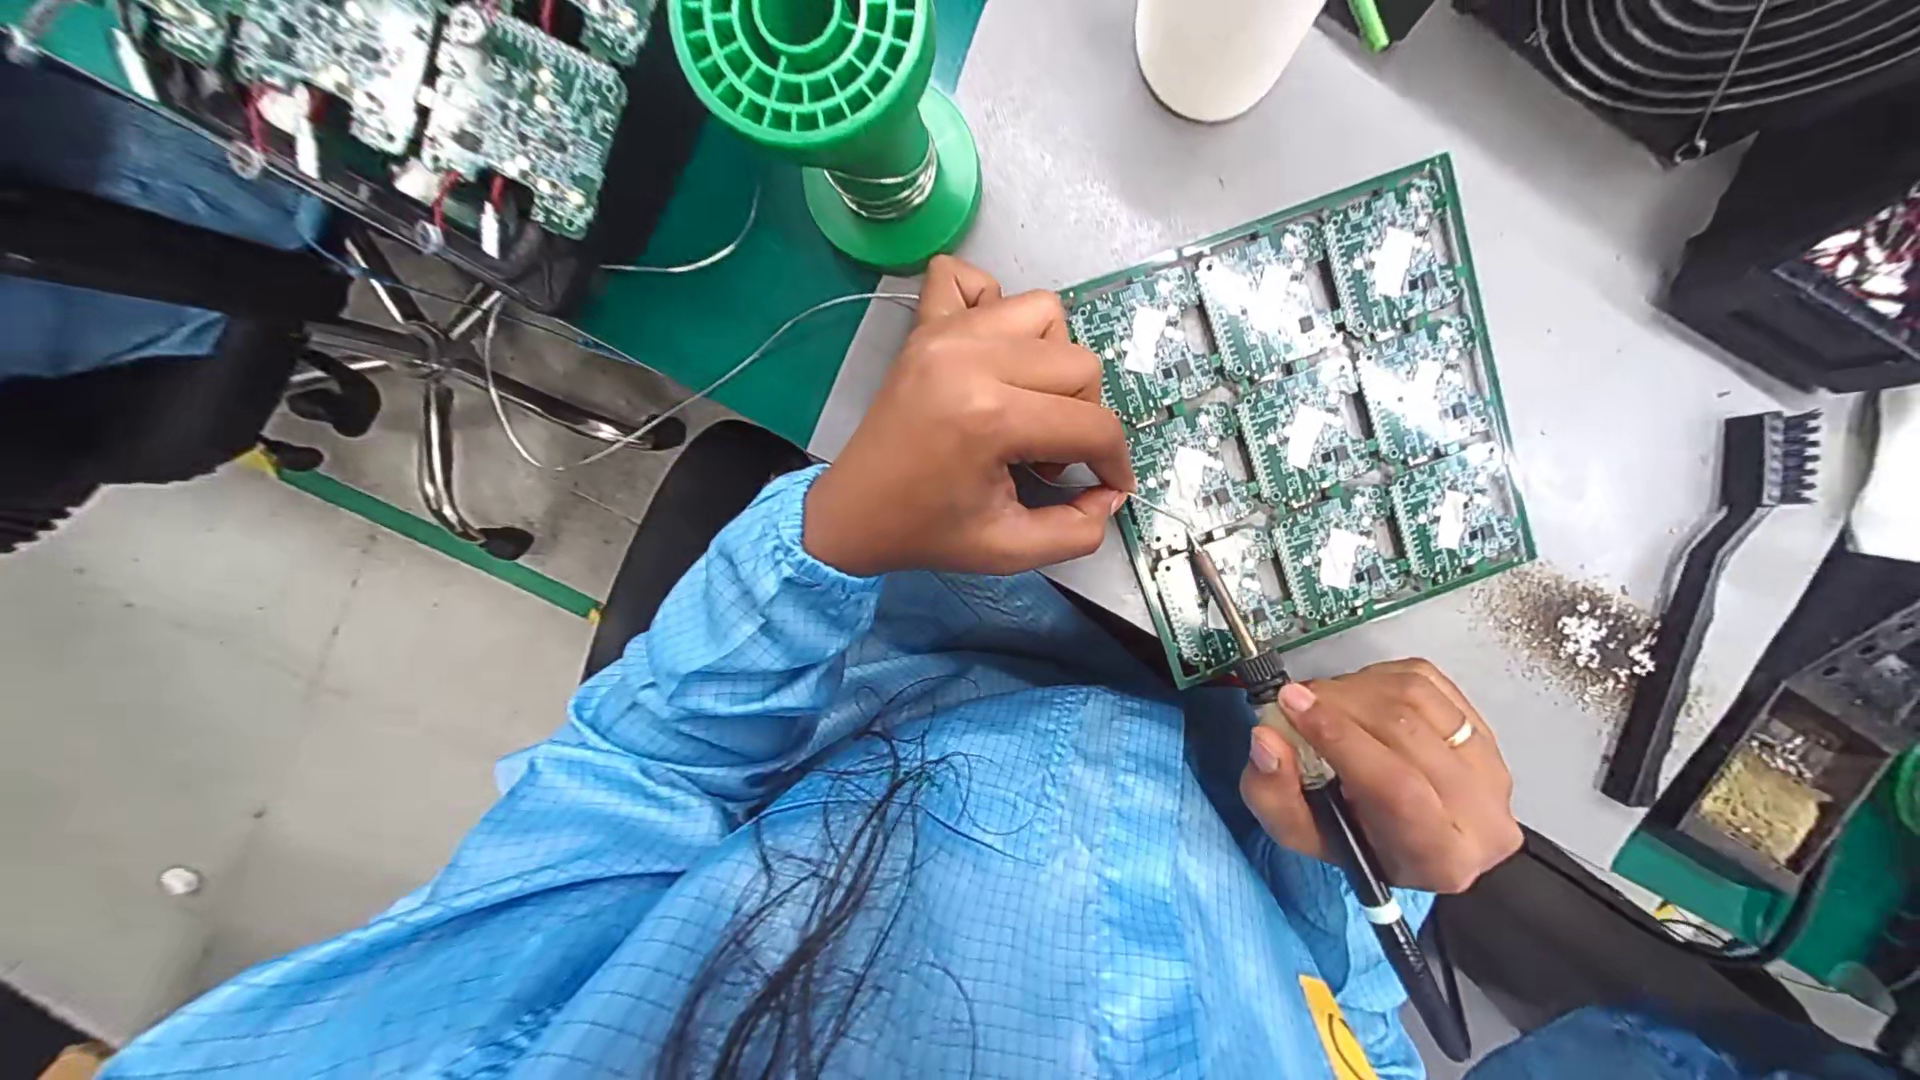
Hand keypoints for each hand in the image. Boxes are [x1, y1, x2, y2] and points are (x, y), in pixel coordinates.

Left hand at [804, 256, 1135, 575]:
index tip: (1108, 483)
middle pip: (1079, 365)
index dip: (1114, 462)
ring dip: (1053, 362)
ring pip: (1044, 314)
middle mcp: (970, 359)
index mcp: (990, 419)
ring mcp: (944, 333)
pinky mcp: (925, 326)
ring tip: (1025, 407)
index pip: (1091, 425)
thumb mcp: (1010, 551)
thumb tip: (1111, 492)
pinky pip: (970, 280)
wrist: (854, 514)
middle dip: (1082, 418)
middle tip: (1047, 458)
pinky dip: (994, 306)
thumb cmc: (926, 532)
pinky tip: (993, 353)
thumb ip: (1078, 531)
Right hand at [1240, 659, 1522, 893]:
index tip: (1292, 704)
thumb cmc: (1349, 835)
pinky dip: (1375, 678)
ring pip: (1412, 696)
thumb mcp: (1295, 830)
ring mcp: (1489, 765)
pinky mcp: (1480, 724)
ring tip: (1322, 703)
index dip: (1340, 738)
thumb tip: (1267, 738)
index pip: (1397, 787)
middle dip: (1336, 704)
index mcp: (1437, 855)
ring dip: (1352, 688)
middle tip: (1294, 701)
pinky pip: (1422, 679)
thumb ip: (1271, 791)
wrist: (1402, 830)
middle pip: (1404, 732)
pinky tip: (1357, 699)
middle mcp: (1481, 814)